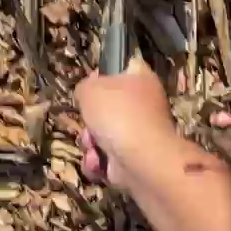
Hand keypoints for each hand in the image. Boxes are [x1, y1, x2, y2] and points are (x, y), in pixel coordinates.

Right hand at [75, 57, 175, 184]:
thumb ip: (85, 87)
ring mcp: (141, 134)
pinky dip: (98, 163)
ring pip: (103, 135)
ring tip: (93, 147)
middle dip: (91, 120)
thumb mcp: (90, 89)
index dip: (107, 73)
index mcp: (142, 80)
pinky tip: (98, 164)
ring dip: (91, 144)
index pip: (127, 66)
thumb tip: (90, 93)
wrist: (141, 159)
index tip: (93, 83)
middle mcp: (145, 105)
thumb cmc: (117, 114)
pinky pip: (107, 158)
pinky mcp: (135, 159)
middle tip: (89, 123)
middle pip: (108, 107)